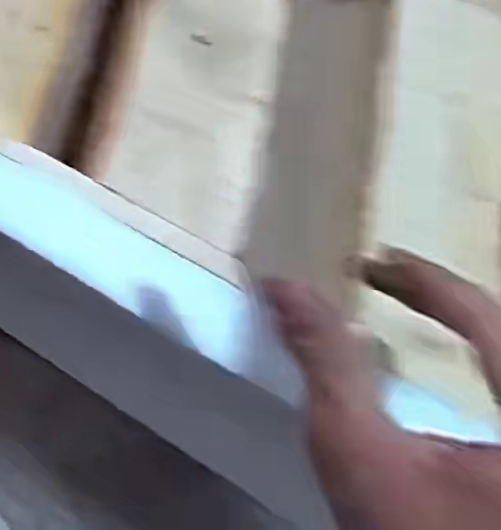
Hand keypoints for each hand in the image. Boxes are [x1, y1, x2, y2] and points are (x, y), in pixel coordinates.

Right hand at [262, 251, 500, 529]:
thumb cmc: (409, 525)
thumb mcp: (355, 444)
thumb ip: (326, 360)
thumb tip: (284, 284)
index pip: (497, 331)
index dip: (436, 286)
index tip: (376, 260)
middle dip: (457, 301)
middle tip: (388, 277)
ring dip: (478, 328)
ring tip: (420, 304)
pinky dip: (491, 359)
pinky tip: (465, 357)